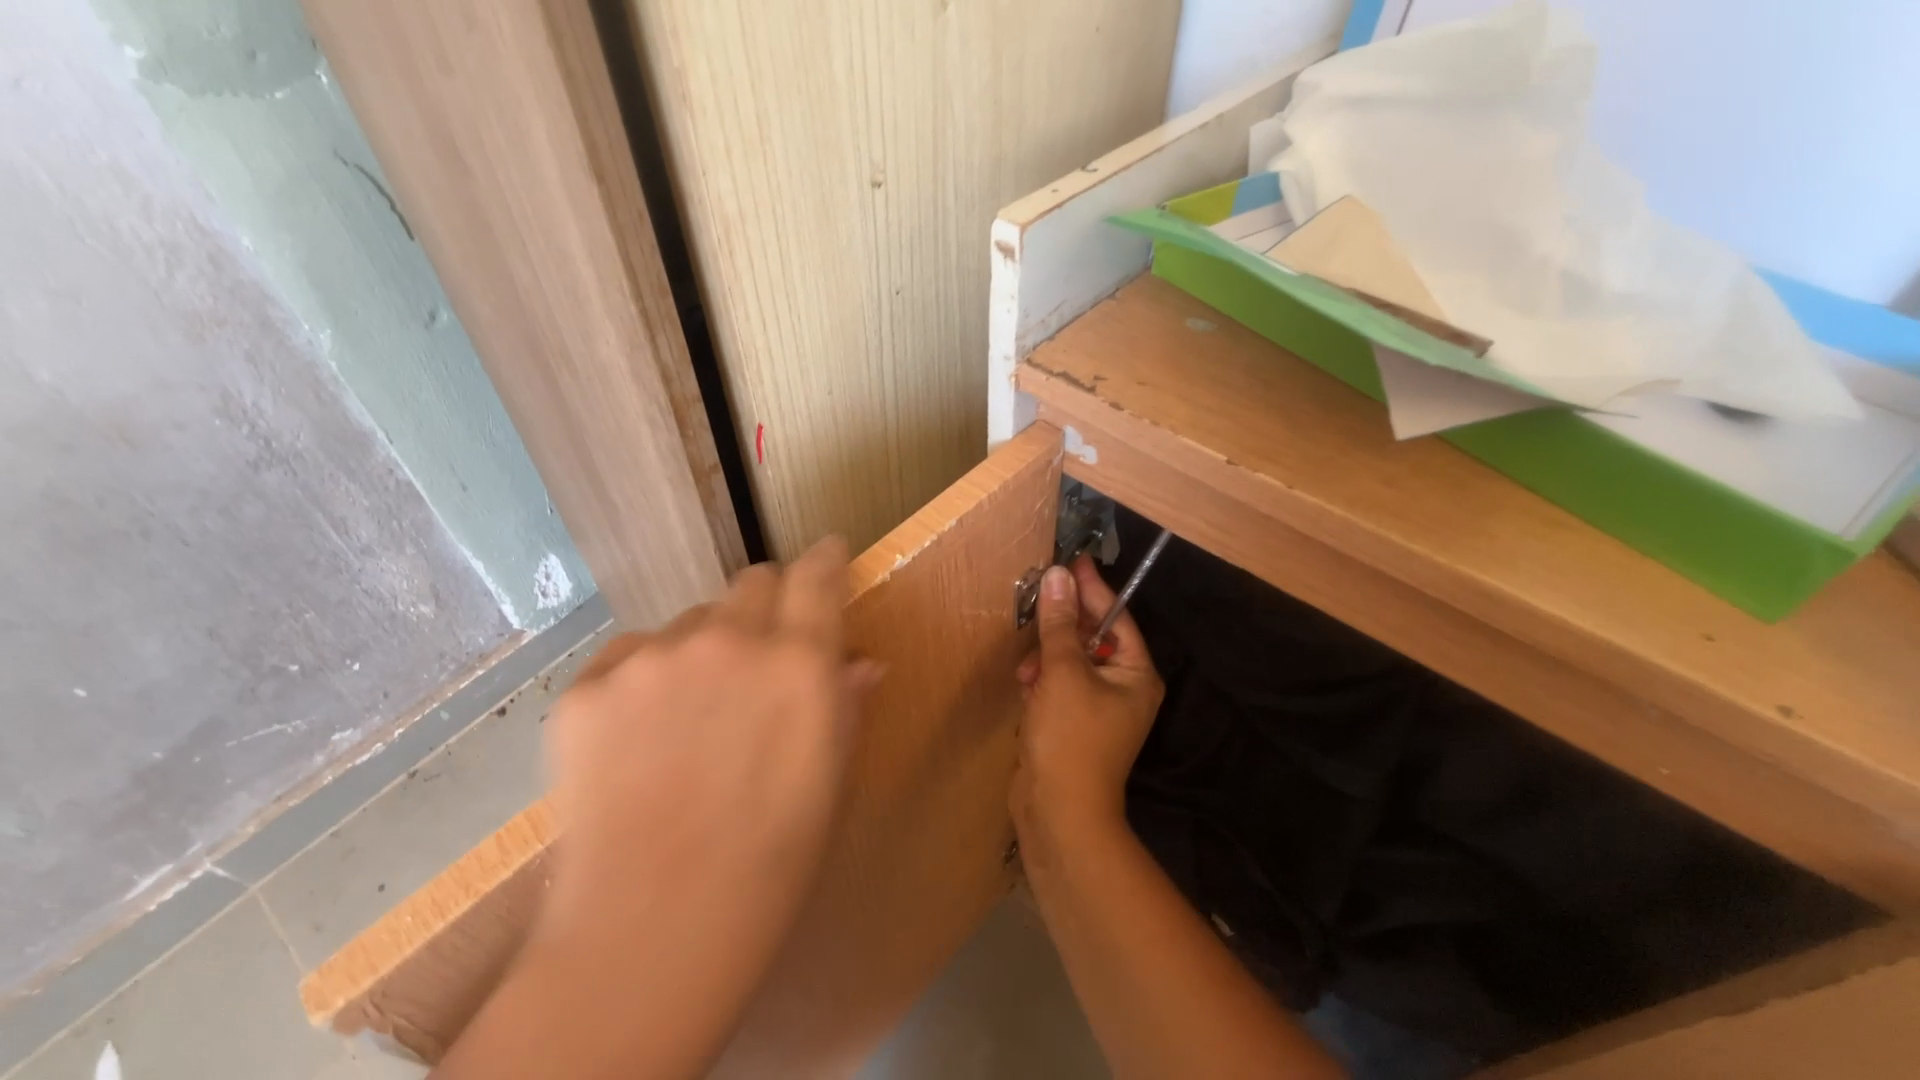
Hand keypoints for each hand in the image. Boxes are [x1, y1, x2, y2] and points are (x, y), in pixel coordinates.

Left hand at [538, 536, 879, 944]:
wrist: (653, 928)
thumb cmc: (771, 866)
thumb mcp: (829, 783)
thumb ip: (843, 705)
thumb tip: (855, 662)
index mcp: (799, 663)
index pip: (816, 575)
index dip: (823, 562)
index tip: (825, 560)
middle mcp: (727, 641)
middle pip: (750, 584)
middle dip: (761, 610)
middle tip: (754, 665)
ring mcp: (650, 660)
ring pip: (686, 626)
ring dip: (699, 654)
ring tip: (687, 725)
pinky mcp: (586, 688)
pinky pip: (627, 658)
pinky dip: (641, 683)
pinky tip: (637, 742)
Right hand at [1011, 556, 1163, 850]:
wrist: (1059, 814)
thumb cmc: (1071, 737)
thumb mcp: (1062, 672)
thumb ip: (1059, 623)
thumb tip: (1057, 575)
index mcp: (1137, 674)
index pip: (1116, 617)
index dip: (1092, 588)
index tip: (1069, 559)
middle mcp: (1124, 690)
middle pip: (1091, 639)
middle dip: (1060, 631)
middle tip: (1034, 613)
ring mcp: (1099, 711)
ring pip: (1069, 664)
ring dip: (1046, 660)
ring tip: (1026, 673)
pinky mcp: (1074, 727)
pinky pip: (1058, 689)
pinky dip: (1042, 685)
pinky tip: (1025, 692)